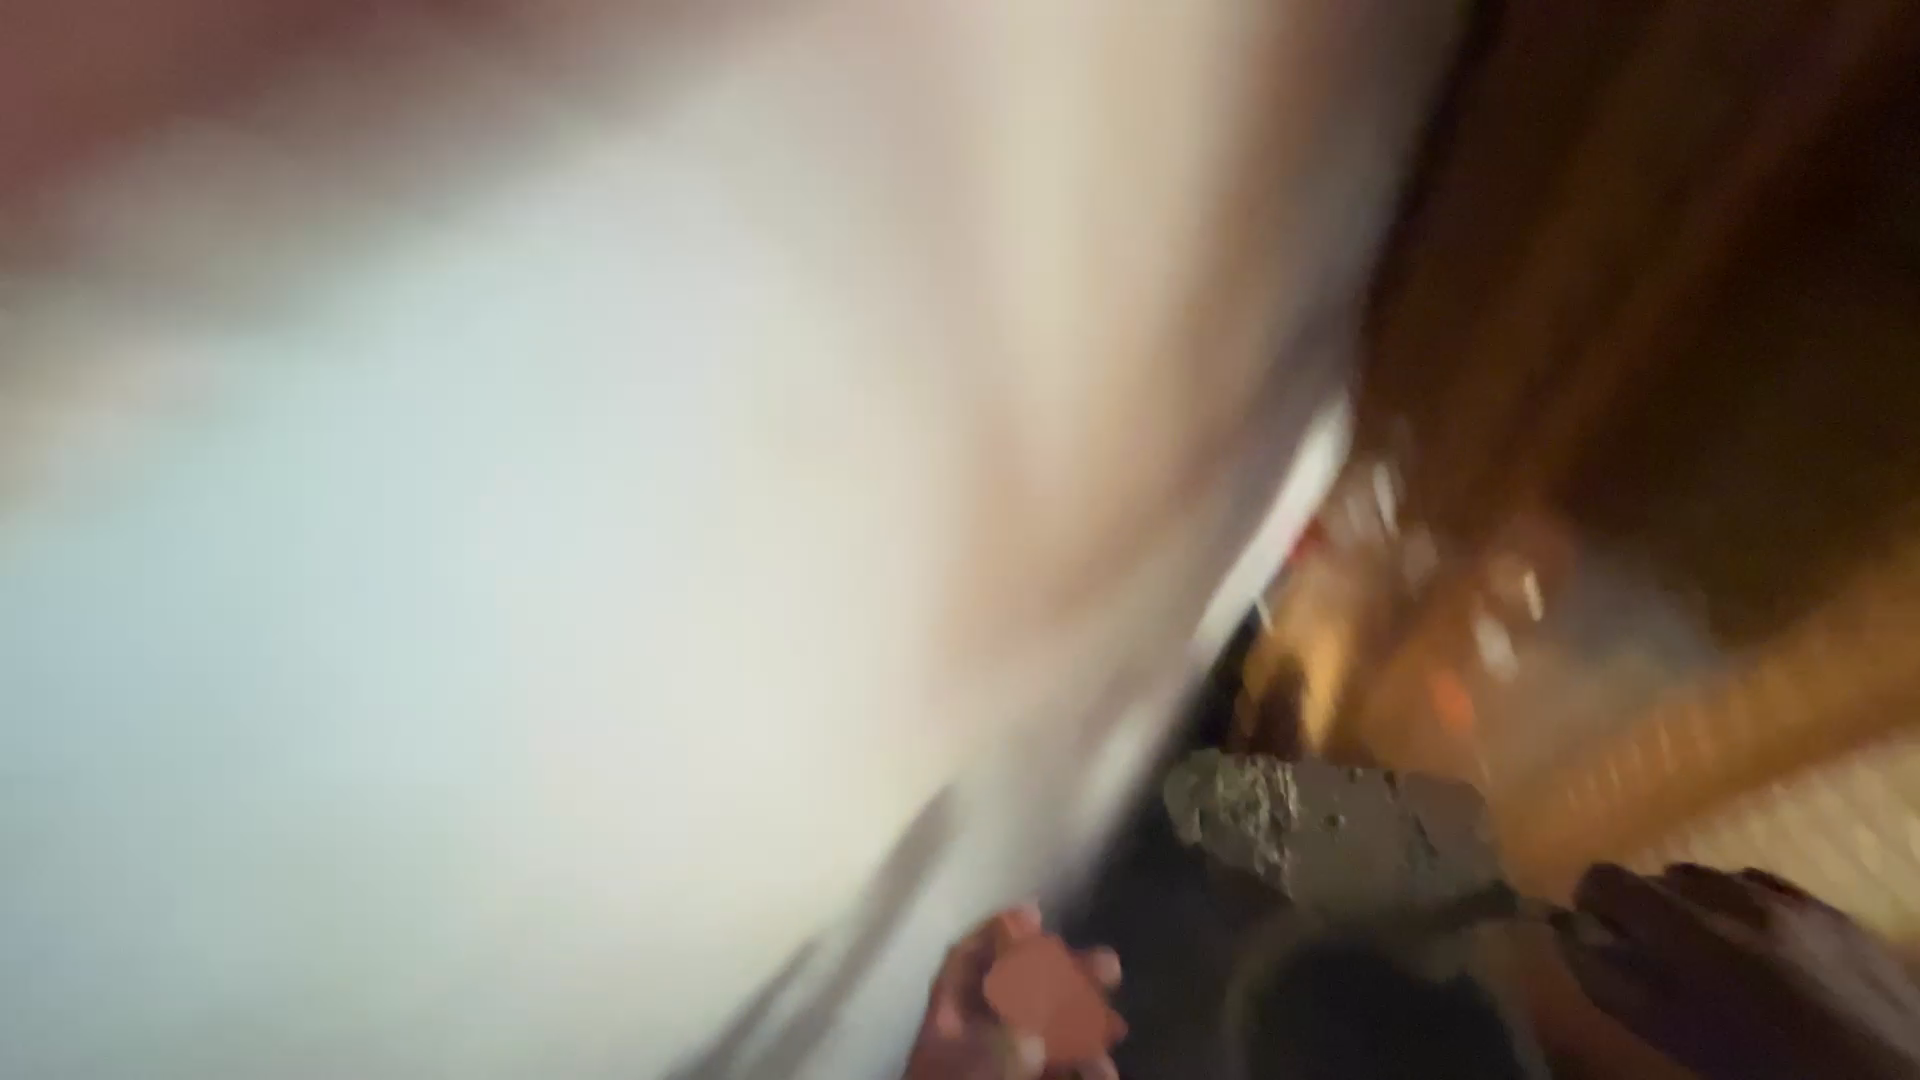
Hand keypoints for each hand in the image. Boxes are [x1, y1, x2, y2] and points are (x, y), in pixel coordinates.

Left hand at [903, 905, 1122, 1079]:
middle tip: (1108, 965)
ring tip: (1115, 1029)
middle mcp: (973, 1045)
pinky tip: (1103, 1073)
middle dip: (1064, 977)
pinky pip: (1058, 1072)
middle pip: (1019, 996)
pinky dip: (1082, 1068)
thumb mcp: (984, 1065)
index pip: (966, 963)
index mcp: (947, 1026)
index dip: (996, 933)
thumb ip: (1014, 1029)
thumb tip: (1046, 1002)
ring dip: (1082, 1028)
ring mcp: (1000, 1072)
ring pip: (1045, 1038)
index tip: (1033, 913)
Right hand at [1560, 862, 1919, 1079]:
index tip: (1603, 932)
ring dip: (1700, 902)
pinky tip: (1765, 943)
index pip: (1604, 876)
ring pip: (1713, 876)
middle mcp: (1729, 897)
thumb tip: (1563, 925)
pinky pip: (1769, 886)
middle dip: (1651, 905)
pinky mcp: (1835, 913)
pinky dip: (1751, 905)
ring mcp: (1788, 902)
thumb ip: (1598, 970)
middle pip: (1658, 874)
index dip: (1594, 902)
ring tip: (1716, 946)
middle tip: (1663, 949)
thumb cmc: (1759, 1065)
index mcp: (1681, 925)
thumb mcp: (1663, 1028)